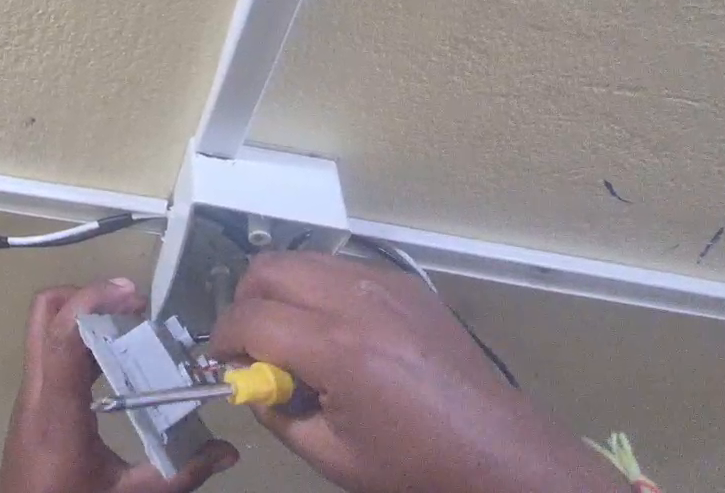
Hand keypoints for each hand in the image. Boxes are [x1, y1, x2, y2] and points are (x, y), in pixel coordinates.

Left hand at [0, 278, 237, 492]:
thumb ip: (179, 472)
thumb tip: (227, 451)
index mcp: (56, 412)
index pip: (61, 337)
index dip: (92, 301)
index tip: (133, 294)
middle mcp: (35, 392)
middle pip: (44, 313)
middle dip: (88, 295)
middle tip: (133, 306)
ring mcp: (29, 394)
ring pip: (45, 326)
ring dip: (86, 313)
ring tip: (131, 324)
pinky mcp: (32, 401)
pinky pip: (52, 350)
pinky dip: (82, 338)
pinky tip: (116, 355)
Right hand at [209, 253, 628, 492]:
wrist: (504, 455)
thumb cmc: (416, 467)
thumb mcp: (332, 457)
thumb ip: (275, 412)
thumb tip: (247, 378)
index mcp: (336, 348)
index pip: (249, 318)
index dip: (222, 338)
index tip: (220, 360)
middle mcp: (354, 299)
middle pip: (267, 269)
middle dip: (245, 302)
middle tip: (253, 343)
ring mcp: (381, 281)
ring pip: (300, 259)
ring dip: (279, 290)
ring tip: (293, 333)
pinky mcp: (402, 280)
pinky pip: (337, 265)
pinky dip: (317, 287)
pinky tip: (335, 328)